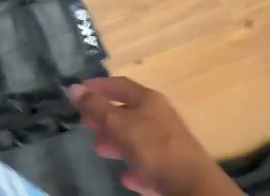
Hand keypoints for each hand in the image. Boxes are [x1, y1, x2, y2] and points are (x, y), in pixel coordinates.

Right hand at [68, 77, 240, 195]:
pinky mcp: (176, 168)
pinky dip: (136, 167)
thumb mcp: (119, 124)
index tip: (79, 91)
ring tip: (101, 150)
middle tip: (86, 124)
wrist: (196, 189)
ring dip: (117, 143)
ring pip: (137, 138)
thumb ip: (96, 106)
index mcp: (149, 100)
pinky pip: (150, 163)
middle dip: (104, 118)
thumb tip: (73, 87)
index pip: (119, 84)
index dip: (98, 86)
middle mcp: (160, 117)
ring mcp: (170, 143)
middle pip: (127, 112)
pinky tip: (126, 177)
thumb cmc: (155, 148)